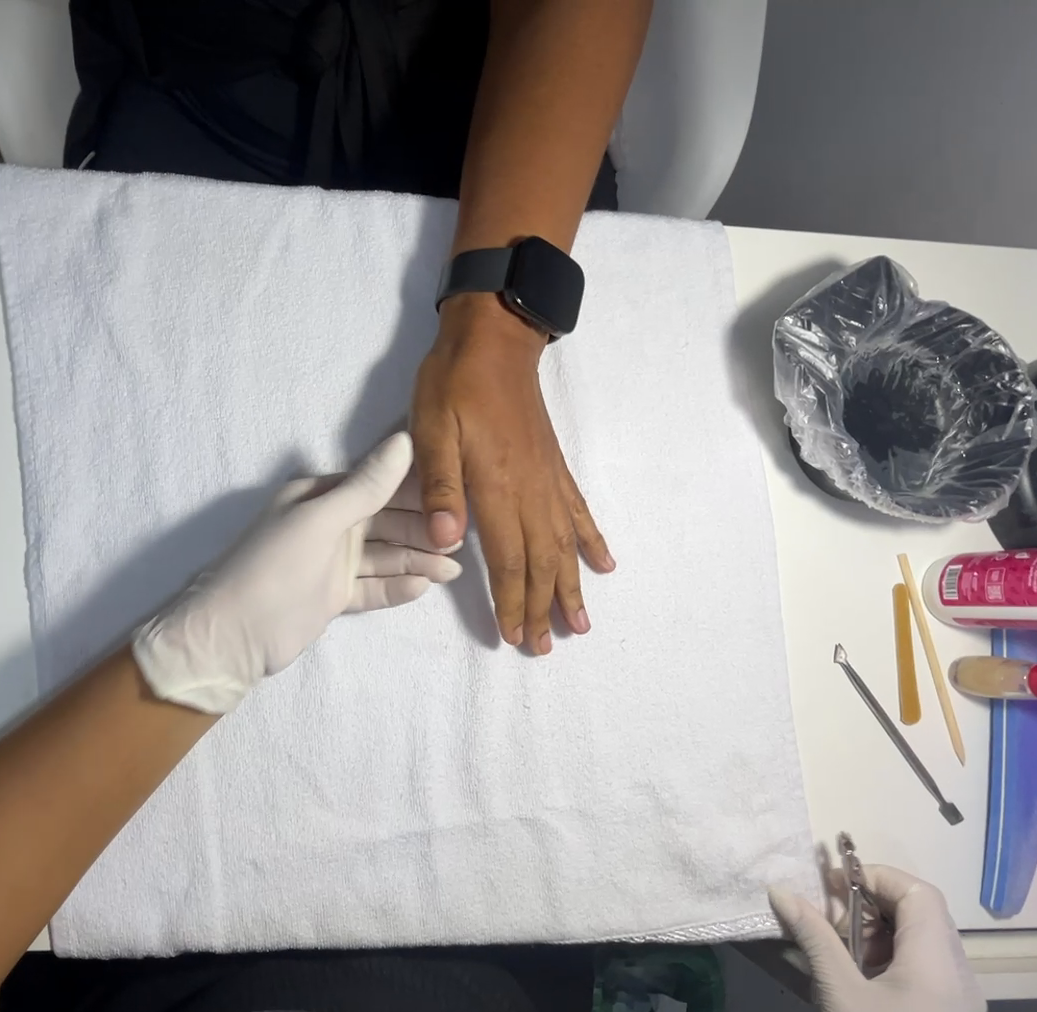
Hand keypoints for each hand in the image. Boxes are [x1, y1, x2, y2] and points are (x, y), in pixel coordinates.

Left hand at [132, 432, 461, 714]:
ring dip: (416, 560)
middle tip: (463, 540)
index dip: (417, 488)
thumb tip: (405, 440)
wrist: (233, 635)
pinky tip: (424, 586)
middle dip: (423, 530)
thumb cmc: (274, 569)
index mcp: (319, 495)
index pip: (378, 484)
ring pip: (384, 556)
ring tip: (454, 569)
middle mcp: (327, 523)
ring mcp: (330, 562)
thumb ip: (366, 486)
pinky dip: (397, 587)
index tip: (458, 490)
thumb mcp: (320, 521)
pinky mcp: (332, 596)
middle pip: (386, 522)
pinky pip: (372, 587)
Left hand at [411, 293, 612, 655]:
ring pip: (565, 545)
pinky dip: (592, 540)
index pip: (509, 560)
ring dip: (571, 587)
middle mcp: (531, 491)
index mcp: (497, 488)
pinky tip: (605, 563)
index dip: (513, 602)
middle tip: (545, 649)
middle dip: (542, 608)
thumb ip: (441, 485)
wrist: (494, 338)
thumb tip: (449, 542)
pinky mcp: (554, 466)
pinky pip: (579, 511)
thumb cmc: (454, 385)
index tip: (517, 639)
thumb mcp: (431, 430)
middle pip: (541, 562)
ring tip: (582, 624)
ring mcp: (548, 480)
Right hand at [768, 866, 986, 1011]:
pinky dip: (888, 955)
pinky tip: (857, 978)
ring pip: (920, 938)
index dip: (874, 876)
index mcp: (938, 962)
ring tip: (836, 949)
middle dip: (869, 903)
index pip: (918, 891)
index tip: (831, 887)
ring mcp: (960, 999)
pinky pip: (923, 965)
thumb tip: (780, 890)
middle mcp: (959, 973)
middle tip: (827, 919)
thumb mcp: (839, 994)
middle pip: (920, 912)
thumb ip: (813, 936)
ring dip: (876, 930)